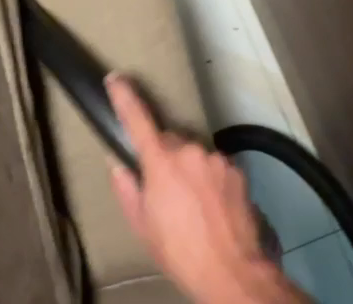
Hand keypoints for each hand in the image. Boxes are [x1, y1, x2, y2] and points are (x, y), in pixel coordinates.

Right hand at [107, 75, 303, 303]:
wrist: (233, 274)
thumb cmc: (179, 252)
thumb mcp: (143, 226)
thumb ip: (127, 189)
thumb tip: (118, 164)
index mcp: (160, 161)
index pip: (136, 118)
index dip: (124, 96)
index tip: (115, 79)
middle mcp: (188, 150)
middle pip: (169, 140)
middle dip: (164, 156)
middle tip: (166, 189)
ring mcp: (215, 158)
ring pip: (194, 153)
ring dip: (190, 168)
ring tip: (195, 203)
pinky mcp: (236, 169)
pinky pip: (215, 165)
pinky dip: (211, 178)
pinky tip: (214, 204)